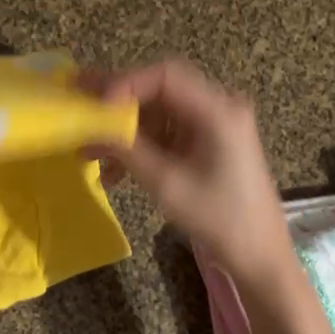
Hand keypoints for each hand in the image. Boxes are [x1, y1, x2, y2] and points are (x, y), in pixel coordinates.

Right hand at [85, 60, 296, 280]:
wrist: (258, 256)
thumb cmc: (218, 219)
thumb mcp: (165, 183)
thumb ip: (125, 148)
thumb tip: (89, 125)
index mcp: (218, 111)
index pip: (165, 76)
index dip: (126, 84)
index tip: (96, 106)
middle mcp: (216, 108)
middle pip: (158, 90)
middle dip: (115, 102)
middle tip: (76, 104)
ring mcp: (210, 126)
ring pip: (155, 113)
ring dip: (121, 130)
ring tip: (86, 149)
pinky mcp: (203, 143)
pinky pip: (162, 133)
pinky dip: (136, 147)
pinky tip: (111, 172)